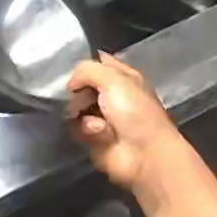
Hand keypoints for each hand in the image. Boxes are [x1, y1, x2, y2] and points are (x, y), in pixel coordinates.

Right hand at [67, 53, 188, 192]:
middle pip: (81, 85)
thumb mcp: (114, 78)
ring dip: (82, 113)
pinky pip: (76, 127)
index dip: (85, 64)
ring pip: (74, 106)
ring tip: (96, 121)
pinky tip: (99, 134)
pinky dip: (86, 130)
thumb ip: (87, 70)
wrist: (144, 154)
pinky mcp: (92, 137)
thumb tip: (71, 84)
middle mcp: (111, 94)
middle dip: (77, 91)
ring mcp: (101, 116)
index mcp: (122, 76)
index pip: (98, 62)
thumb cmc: (135, 111)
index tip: (75, 70)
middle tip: (79, 96)